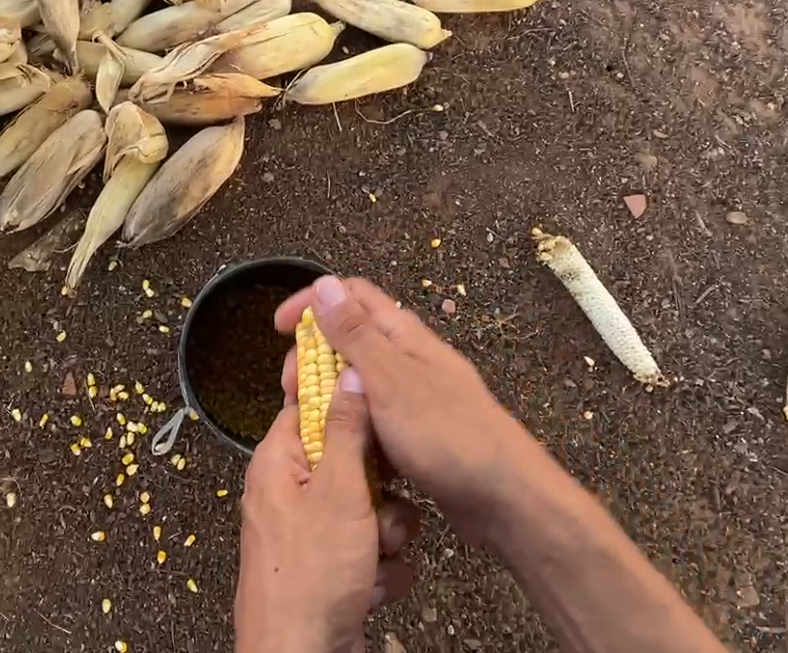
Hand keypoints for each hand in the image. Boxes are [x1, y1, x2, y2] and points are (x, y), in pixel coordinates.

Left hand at [235, 374, 419, 652]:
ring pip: (372, 508)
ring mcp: (312, 531)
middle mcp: (292, 489)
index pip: (312, 406)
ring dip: (386, 537)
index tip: (380, 416)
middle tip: (377, 513)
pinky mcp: (331, 566)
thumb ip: (347, 431)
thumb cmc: (309, 577)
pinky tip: (369, 588)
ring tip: (371, 559)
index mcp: (280, 460)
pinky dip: (380, 570)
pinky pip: (372, 549)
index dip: (348, 407)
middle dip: (380, 493)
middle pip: (353, 461)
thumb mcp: (337, 492)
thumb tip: (348, 373)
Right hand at [278, 275, 536, 543]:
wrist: (509, 502)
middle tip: (291, 388)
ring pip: (358, 379)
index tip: (279, 328)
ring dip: (328, 391)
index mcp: (403, 335)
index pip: (351, 295)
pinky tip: (339, 445)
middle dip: (313, 355)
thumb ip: (355, 334)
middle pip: (349, 337)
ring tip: (308, 419)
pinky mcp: (417, 430)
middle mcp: (408, 357)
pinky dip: (349, 422)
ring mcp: (414, 394)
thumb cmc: (449, 435)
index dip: (312, 302)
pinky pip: (371, 414)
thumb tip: (324, 284)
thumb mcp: (390, 380)